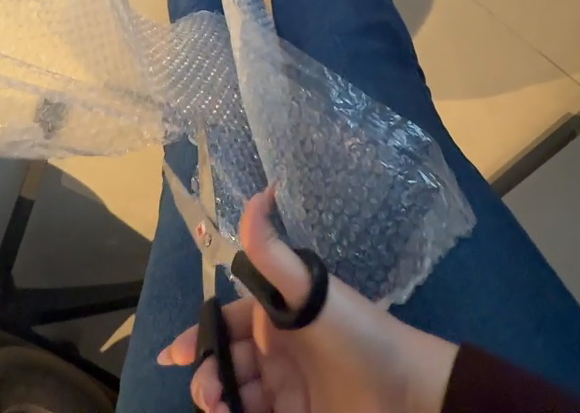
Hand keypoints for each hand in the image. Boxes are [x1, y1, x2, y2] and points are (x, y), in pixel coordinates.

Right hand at [159, 189, 458, 412]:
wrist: (407, 391)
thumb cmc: (355, 332)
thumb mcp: (310, 288)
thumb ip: (273, 247)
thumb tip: (260, 189)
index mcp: (274, 318)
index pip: (224, 325)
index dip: (197, 338)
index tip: (172, 356)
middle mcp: (275, 353)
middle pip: (225, 364)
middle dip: (207, 377)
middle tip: (210, 395)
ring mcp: (286, 392)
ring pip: (236, 396)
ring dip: (219, 402)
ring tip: (221, 410)